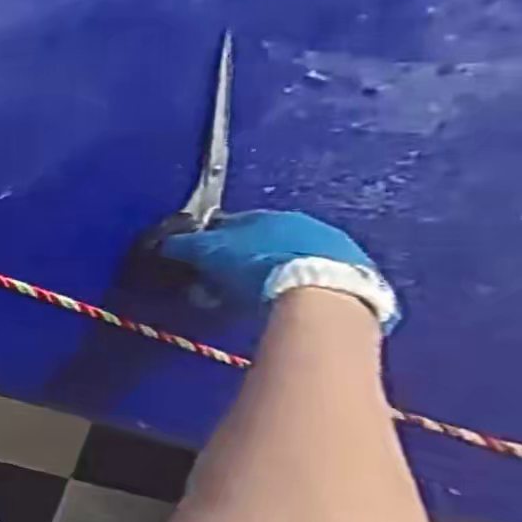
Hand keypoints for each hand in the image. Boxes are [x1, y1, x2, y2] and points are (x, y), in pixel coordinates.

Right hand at [161, 209, 397, 327]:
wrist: (320, 296)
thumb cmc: (254, 267)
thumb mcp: (204, 253)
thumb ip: (180, 245)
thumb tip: (164, 244)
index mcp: (266, 214)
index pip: (225, 224)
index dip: (204, 244)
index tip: (192, 264)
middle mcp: (303, 224)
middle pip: (257, 243)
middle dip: (235, 262)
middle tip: (216, 286)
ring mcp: (337, 248)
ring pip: (285, 262)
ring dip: (264, 276)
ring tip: (246, 301)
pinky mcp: (358, 275)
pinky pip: (310, 281)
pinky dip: (293, 290)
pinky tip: (279, 306)